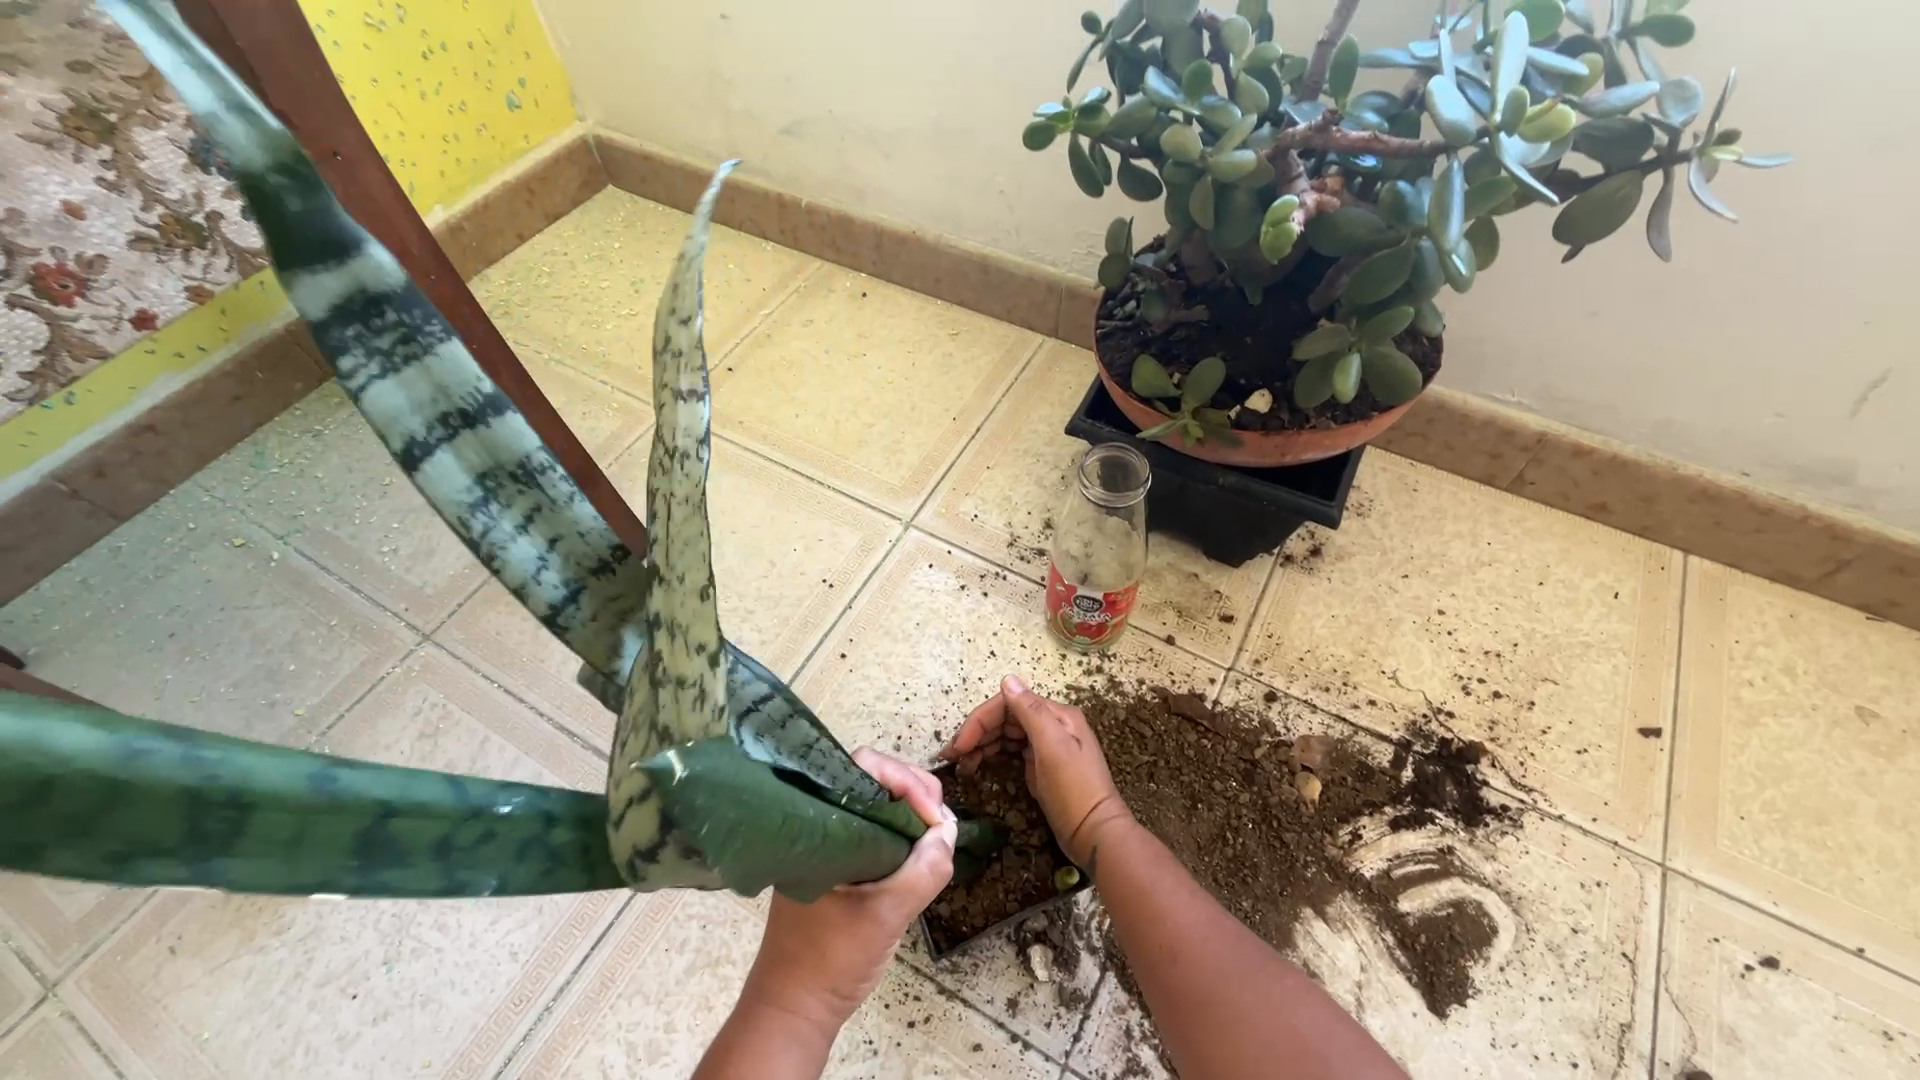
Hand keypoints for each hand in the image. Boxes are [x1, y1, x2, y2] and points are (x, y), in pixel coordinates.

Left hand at [739, 748, 956, 1034]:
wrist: (794, 1009)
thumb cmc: (830, 960)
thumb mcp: (885, 916)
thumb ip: (923, 871)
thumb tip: (949, 832)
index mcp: (820, 823)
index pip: (864, 769)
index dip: (905, 780)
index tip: (933, 815)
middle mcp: (822, 823)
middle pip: (874, 780)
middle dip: (915, 791)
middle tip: (942, 822)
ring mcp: (831, 843)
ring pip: (878, 805)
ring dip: (912, 813)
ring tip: (939, 834)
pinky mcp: (840, 864)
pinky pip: (875, 831)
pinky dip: (902, 834)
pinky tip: (923, 850)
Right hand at [942, 675, 1134, 867]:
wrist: (1096, 834)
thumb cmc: (1074, 791)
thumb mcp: (1053, 748)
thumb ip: (1031, 712)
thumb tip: (1007, 679)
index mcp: (1056, 715)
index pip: (1007, 704)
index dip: (979, 722)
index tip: (957, 748)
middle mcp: (1051, 724)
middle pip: (1004, 718)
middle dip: (976, 734)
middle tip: (952, 758)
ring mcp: (1046, 745)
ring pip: (1005, 734)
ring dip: (981, 745)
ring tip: (961, 766)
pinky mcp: (1042, 764)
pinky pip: (1011, 750)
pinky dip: (993, 755)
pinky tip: (979, 765)